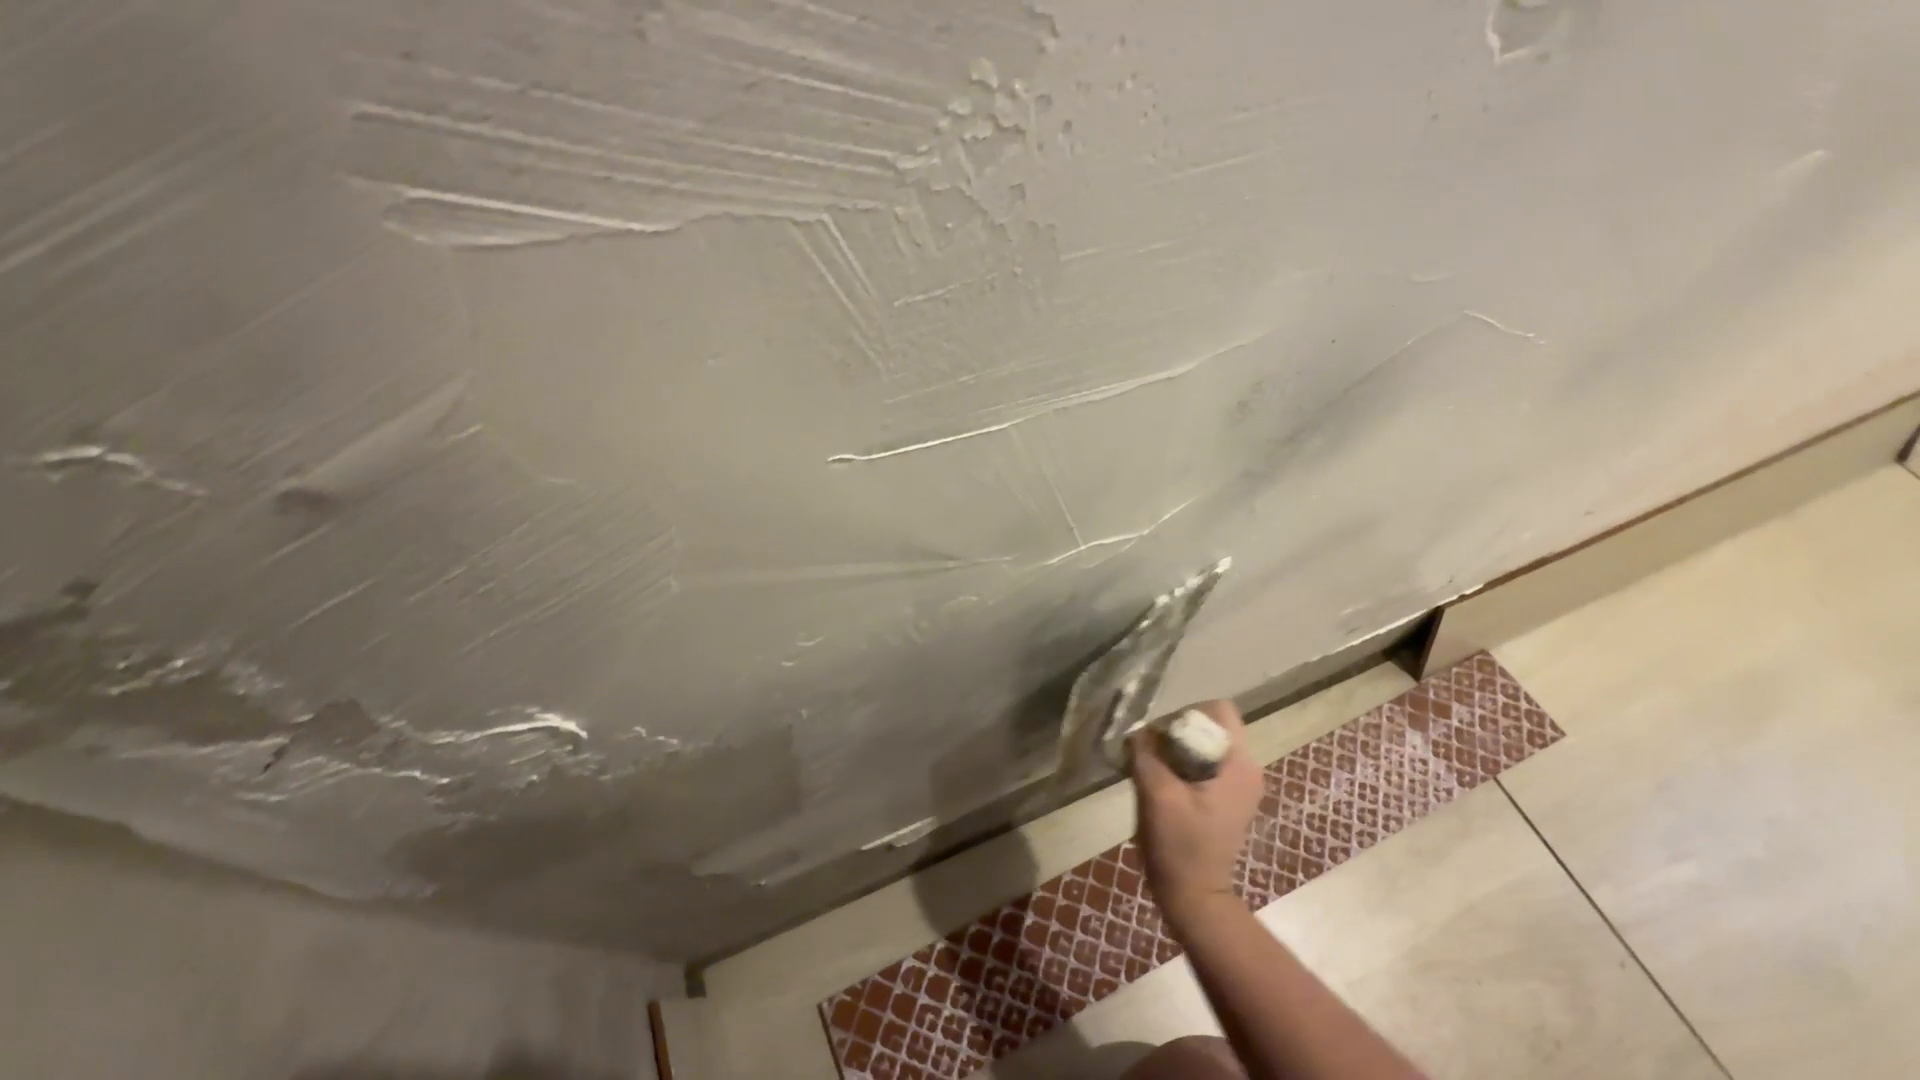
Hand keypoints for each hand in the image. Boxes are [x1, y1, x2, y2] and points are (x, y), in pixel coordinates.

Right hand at [1129, 699, 1264, 931]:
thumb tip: (1137, 731)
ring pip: (1205, 745)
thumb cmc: (1179, 847)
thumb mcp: (1157, 796)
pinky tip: (1163, 787)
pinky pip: (1204, 764)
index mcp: (1239, 764)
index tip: (1160, 739)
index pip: (1218, 710)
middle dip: (1177, 734)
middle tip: (1151, 755)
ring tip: (1153, 772)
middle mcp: (1247, 769)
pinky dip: (1182, 767)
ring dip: (1177, 751)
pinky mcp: (1228, 798)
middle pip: (1211, 726)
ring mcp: (1240, 785)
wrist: (1195, 896)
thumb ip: (1146, 755)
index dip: (1185, 715)